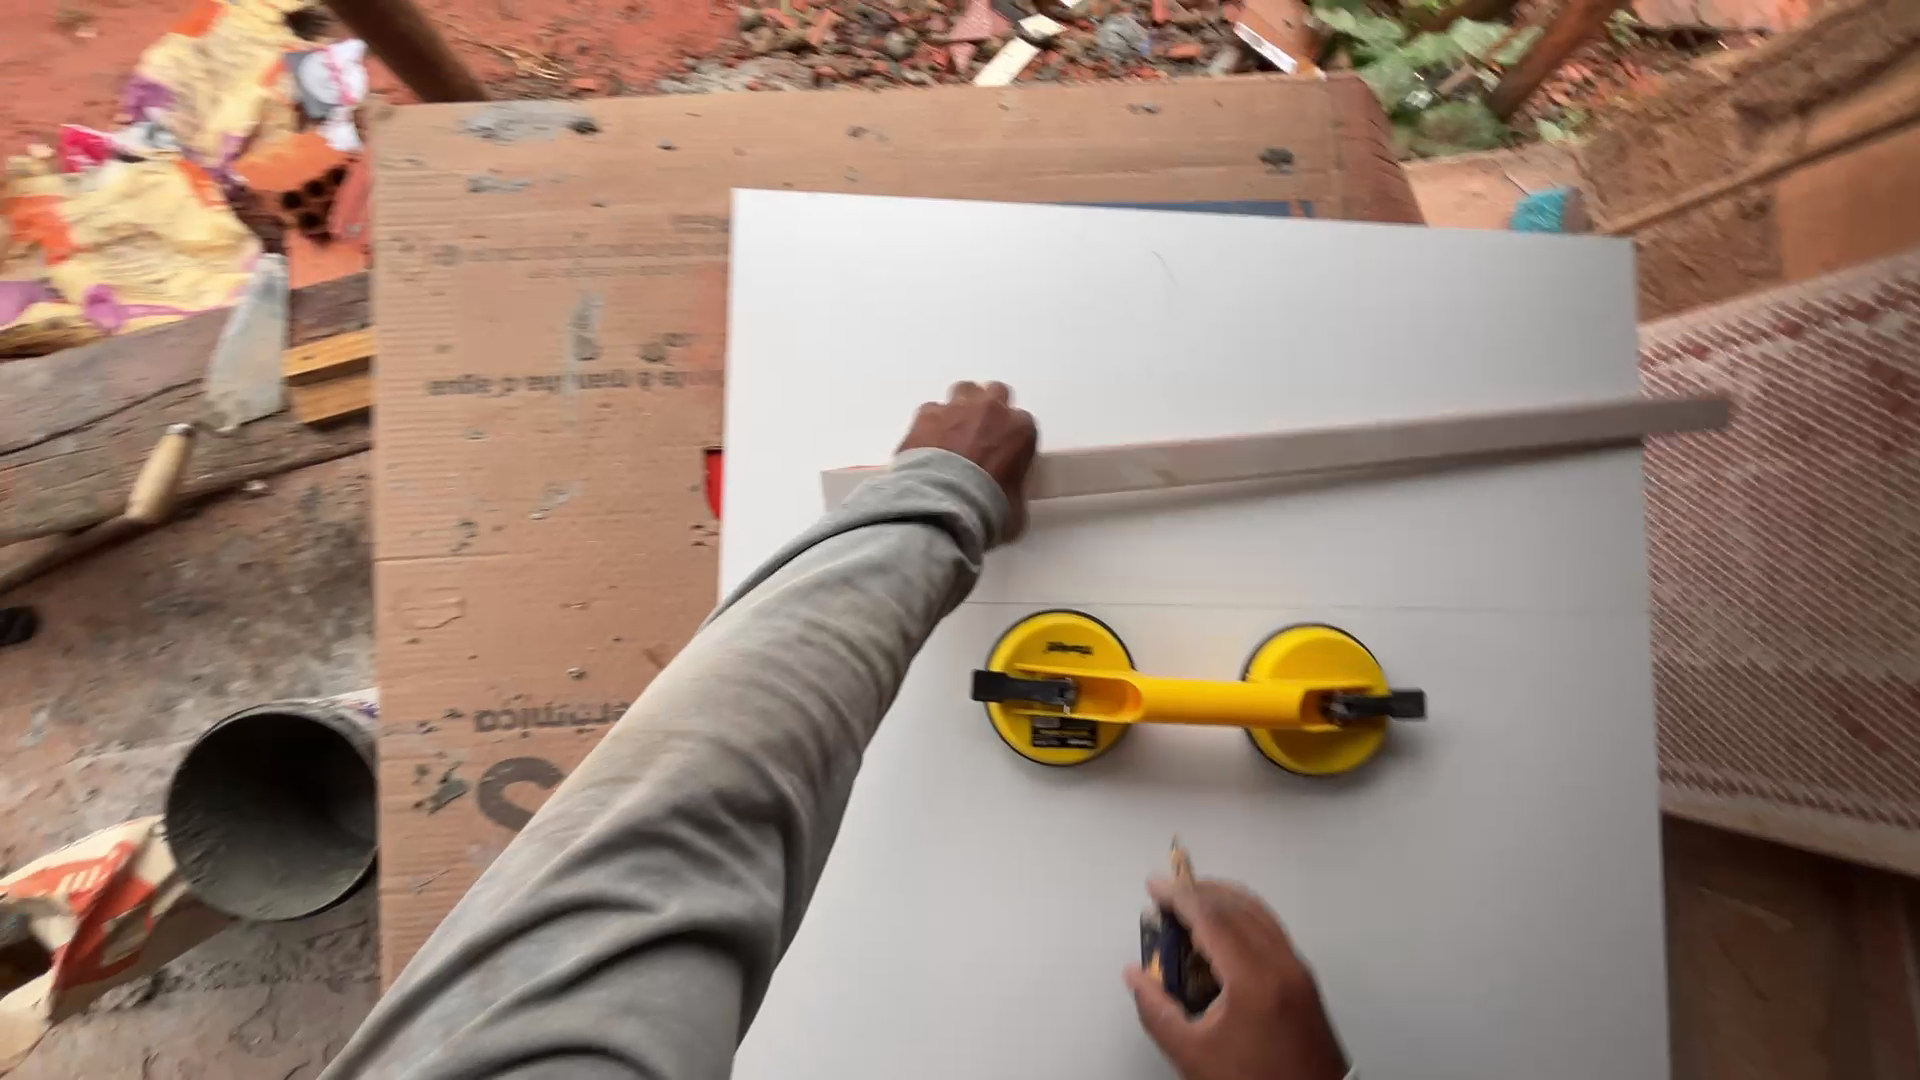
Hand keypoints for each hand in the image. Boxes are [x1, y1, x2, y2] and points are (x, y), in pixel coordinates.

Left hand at [897, 381, 1036, 540]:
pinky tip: (926, 444)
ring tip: (952, 434)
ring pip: (963, 391)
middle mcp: (992, 409)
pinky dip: (930, 424)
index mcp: (1021, 429)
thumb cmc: (988, 509)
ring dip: (961, 408)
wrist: (942, 506)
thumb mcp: (1016, 508)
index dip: (1010, 439)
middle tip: (978, 436)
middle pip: (995, 394)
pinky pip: (932, 410)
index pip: (1022, 423)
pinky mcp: (926, 415)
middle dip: (988, 411)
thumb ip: (1014, 491)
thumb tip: (1006, 500)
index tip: (1002, 456)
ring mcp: (957, 408)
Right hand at [1125, 876, 1347, 1079]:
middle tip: (1164, 898)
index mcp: (1253, 979)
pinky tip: (1220, 927)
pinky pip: (1269, 925)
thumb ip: (1156, 1011)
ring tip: (1188, 904)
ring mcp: (1297, 968)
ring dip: (1219, 898)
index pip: (1211, 917)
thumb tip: (1134, 973)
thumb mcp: (1193, 1057)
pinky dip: (1240, 912)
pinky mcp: (1304, 977)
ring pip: (1255, 909)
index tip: (1153, 886)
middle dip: (1195, 892)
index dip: (1178, 896)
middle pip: (1233, 906)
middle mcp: (1280, 962)